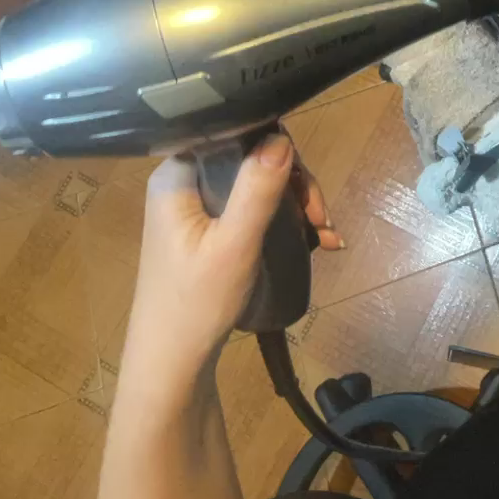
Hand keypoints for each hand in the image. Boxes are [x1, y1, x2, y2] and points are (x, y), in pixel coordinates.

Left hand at [120, 134, 342, 400]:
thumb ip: (256, 190)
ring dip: (299, 205)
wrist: (172, 364)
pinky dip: (288, 221)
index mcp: (178, 175)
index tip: (306, 188)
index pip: (237, 134)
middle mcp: (185, 182)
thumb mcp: (234, 244)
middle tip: (321, 219)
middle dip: (297, 186)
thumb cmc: (196, 303)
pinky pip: (256, 208)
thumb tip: (281, 136)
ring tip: (325, 236)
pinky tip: (318, 242)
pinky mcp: (209, 227)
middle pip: (254, 159)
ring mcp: (196, 206)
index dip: (279, 150)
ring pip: (261, 184)